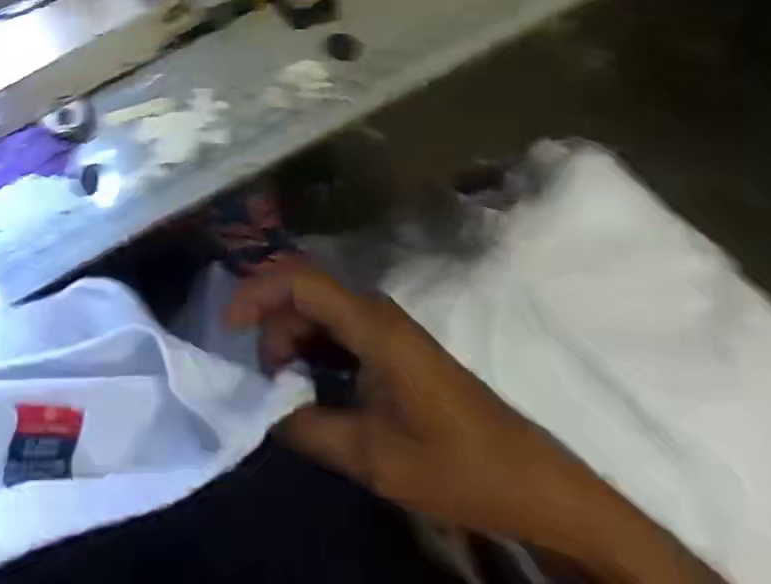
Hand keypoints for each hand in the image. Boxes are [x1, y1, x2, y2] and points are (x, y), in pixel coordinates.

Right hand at [227, 265, 720, 582]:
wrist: (540, 489)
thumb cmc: (460, 466)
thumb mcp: (373, 458)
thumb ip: (307, 427)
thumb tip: (263, 409)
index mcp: (374, 327)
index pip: (299, 281)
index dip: (256, 293)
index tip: (230, 327)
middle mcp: (378, 314)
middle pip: (304, 293)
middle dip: (271, 325)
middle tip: (266, 377)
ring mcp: (389, 330)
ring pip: (319, 310)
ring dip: (290, 338)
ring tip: (283, 384)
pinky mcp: (395, 348)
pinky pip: (338, 330)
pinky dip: (311, 347)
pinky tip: (309, 382)